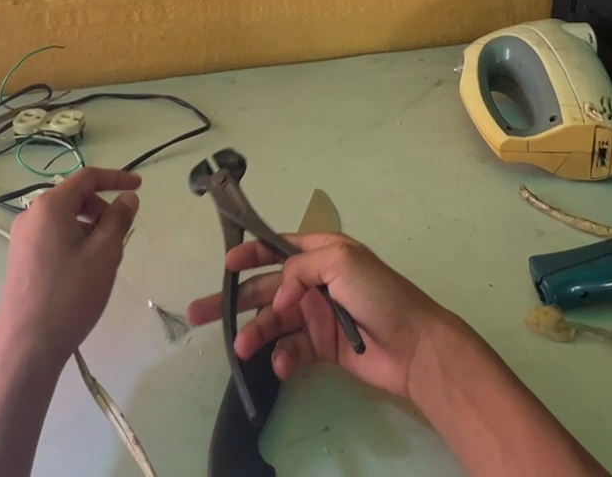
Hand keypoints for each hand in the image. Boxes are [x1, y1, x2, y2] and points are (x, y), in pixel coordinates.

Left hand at [0, 167, 140, 367]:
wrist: (26, 348)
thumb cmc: (70, 295)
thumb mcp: (105, 253)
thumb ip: (119, 218)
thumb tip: (127, 198)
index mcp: (49, 207)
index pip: (87, 178)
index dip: (117, 178)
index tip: (140, 186)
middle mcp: (30, 216)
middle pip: (73, 197)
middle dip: (102, 207)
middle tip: (122, 231)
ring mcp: (21, 239)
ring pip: (63, 219)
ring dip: (89, 226)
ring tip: (105, 255)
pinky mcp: (19, 260)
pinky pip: (53, 236)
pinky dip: (74, 239)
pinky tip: (85, 268)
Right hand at [187, 233, 456, 399]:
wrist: (413, 346)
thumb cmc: (379, 293)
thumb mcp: (341, 262)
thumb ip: (300, 270)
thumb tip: (278, 296)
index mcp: (321, 253)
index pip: (277, 248)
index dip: (250, 254)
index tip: (225, 264)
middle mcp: (315, 282)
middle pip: (266, 287)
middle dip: (233, 298)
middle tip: (197, 313)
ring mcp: (317, 316)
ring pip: (273, 321)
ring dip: (255, 332)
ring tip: (240, 348)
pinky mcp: (322, 347)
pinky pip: (291, 350)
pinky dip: (281, 356)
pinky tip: (280, 363)